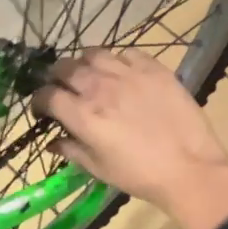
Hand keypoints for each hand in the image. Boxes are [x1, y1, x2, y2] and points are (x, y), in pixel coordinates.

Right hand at [31, 49, 227, 228]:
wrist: (189, 168)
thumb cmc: (138, 175)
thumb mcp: (98, 169)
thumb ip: (71, 150)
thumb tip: (52, 142)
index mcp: (82, 116)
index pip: (47, 95)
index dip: (39, 101)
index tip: (42, 109)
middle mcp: (100, 88)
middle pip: (65, 68)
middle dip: (56, 77)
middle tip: (61, 88)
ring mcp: (128, 74)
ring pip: (94, 54)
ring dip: (84, 63)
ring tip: (88, 75)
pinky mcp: (154, 68)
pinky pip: (127, 53)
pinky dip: (116, 60)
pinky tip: (120, 72)